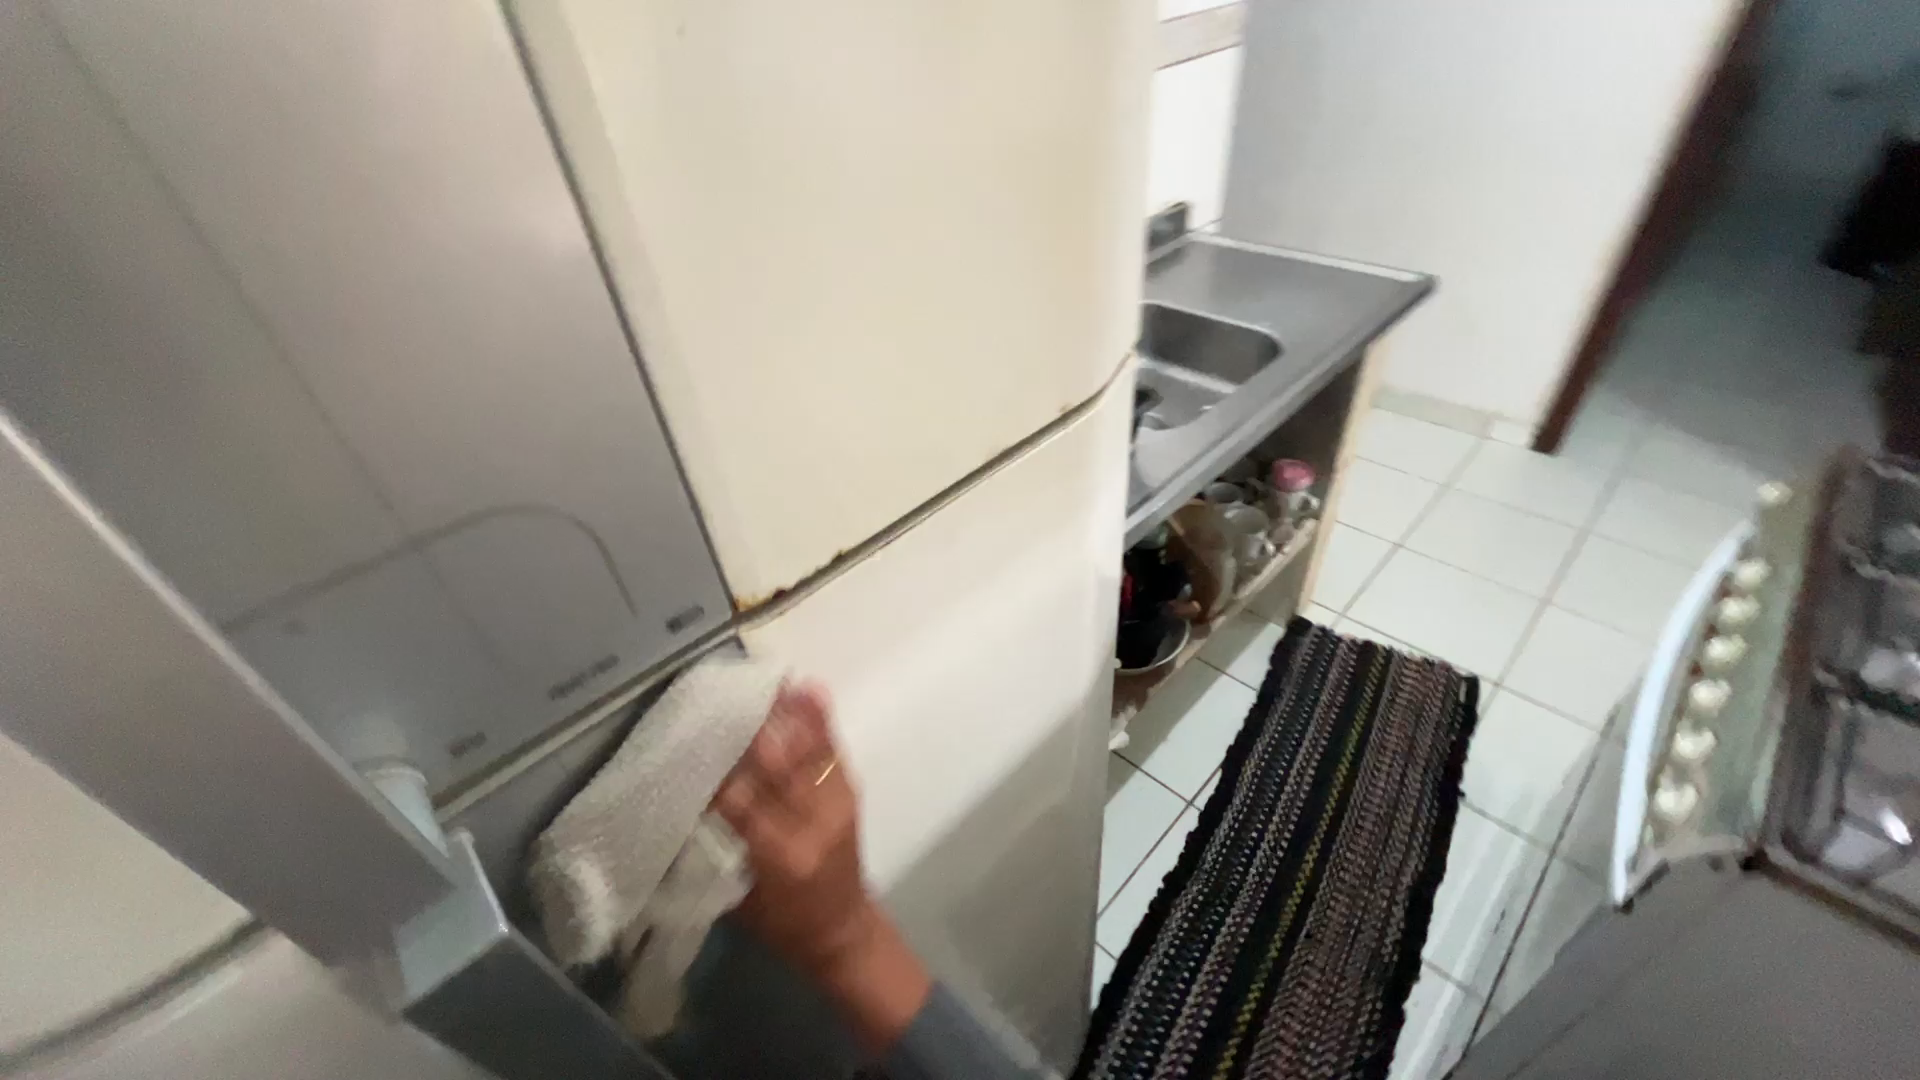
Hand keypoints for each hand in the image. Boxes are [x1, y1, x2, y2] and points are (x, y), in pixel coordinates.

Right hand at [713, 681, 930, 1053]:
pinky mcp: (851, 793)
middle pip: (783, 772)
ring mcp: (838, 805)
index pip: (745, 810)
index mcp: (782, 859)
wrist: (844, 931)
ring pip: (811, 754)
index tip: (696, 749)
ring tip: (770, 683)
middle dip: (759, 736)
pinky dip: (819, 720)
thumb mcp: (738, 899)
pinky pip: (832, 750)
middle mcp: (814, 826)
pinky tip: (808, 691)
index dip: (721, 780)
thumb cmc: (783, 924)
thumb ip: (716, 851)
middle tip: (731, 701)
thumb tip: (687, 800)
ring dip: (792, 717)